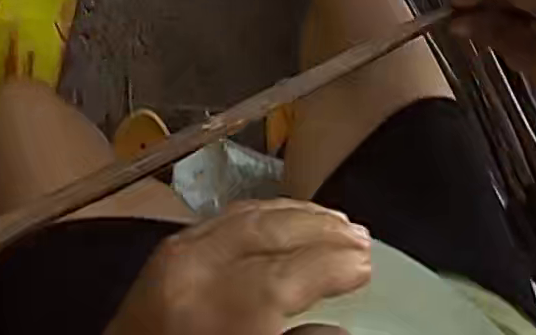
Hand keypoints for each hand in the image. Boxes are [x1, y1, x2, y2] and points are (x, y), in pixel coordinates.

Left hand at [103, 199, 371, 334]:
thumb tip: (338, 329)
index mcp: (212, 315)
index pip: (284, 275)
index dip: (330, 265)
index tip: (367, 262)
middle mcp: (192, 268)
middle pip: (267, 232)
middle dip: (318, 229)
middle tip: (360, 234)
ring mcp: (176, 250)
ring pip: (247, 214)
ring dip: (294, 213)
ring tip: (334, 219)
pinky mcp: (168, 246)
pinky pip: (224, 216)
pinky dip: (262, 212)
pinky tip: (284, 216)